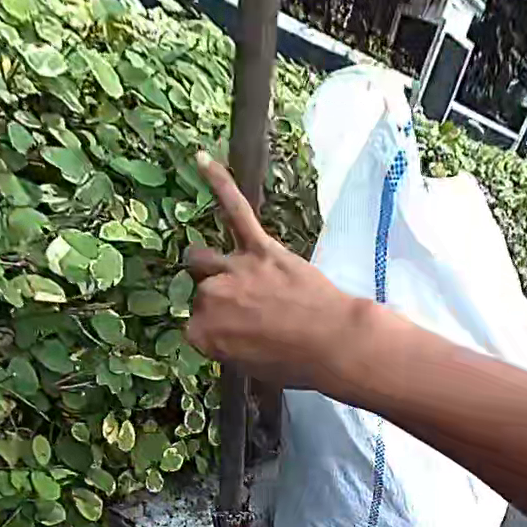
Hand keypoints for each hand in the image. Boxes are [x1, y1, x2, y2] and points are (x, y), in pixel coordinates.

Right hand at [183, 152, 377, 392]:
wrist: (332, 340)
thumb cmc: (296, 362)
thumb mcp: (253, 368)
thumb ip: (229, 345)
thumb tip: (228, 331)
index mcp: (205, 334)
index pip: (194, 326)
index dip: (215, 331)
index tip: (233, 336)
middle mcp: (212, 298)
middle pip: (201, 292)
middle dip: (218, 302)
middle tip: (249, 315)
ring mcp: (235, 269)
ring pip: (201, 259)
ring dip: (206, 266)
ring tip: (218, 270)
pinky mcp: (261, 247)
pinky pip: (235, 210)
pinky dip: (219, 183)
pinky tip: (201, 159)